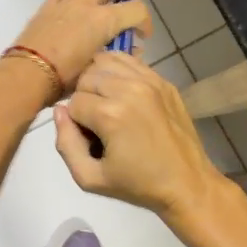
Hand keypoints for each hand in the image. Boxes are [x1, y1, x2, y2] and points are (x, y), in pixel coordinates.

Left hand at [12, 0, 152, 88]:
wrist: (26, 75)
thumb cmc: (65, 78)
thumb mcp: (97, 68)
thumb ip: (115, 55)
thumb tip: (126, 50)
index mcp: (104, 20)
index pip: (137, 10)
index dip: (146, 21)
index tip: (143, 35)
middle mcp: (87, 4)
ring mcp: (65, 2)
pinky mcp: (48, 6)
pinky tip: (76, 4)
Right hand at [53, 51, 226, 217]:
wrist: (187, 183)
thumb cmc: (138, 185)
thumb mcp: (90, 178)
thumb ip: (65, 144)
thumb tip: (59, 111)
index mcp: (111, 114)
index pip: (73, 103)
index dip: (75, 123)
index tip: (89, 139)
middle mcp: (129, 89)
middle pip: (86, 77)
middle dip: (83, 98)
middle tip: (95, 122)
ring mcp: (149, 81)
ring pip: (105, 62)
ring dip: (98, 80)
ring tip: (106, 102)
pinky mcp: (162, 81)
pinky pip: (130, 61)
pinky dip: (118, 71)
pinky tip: (120, 91)